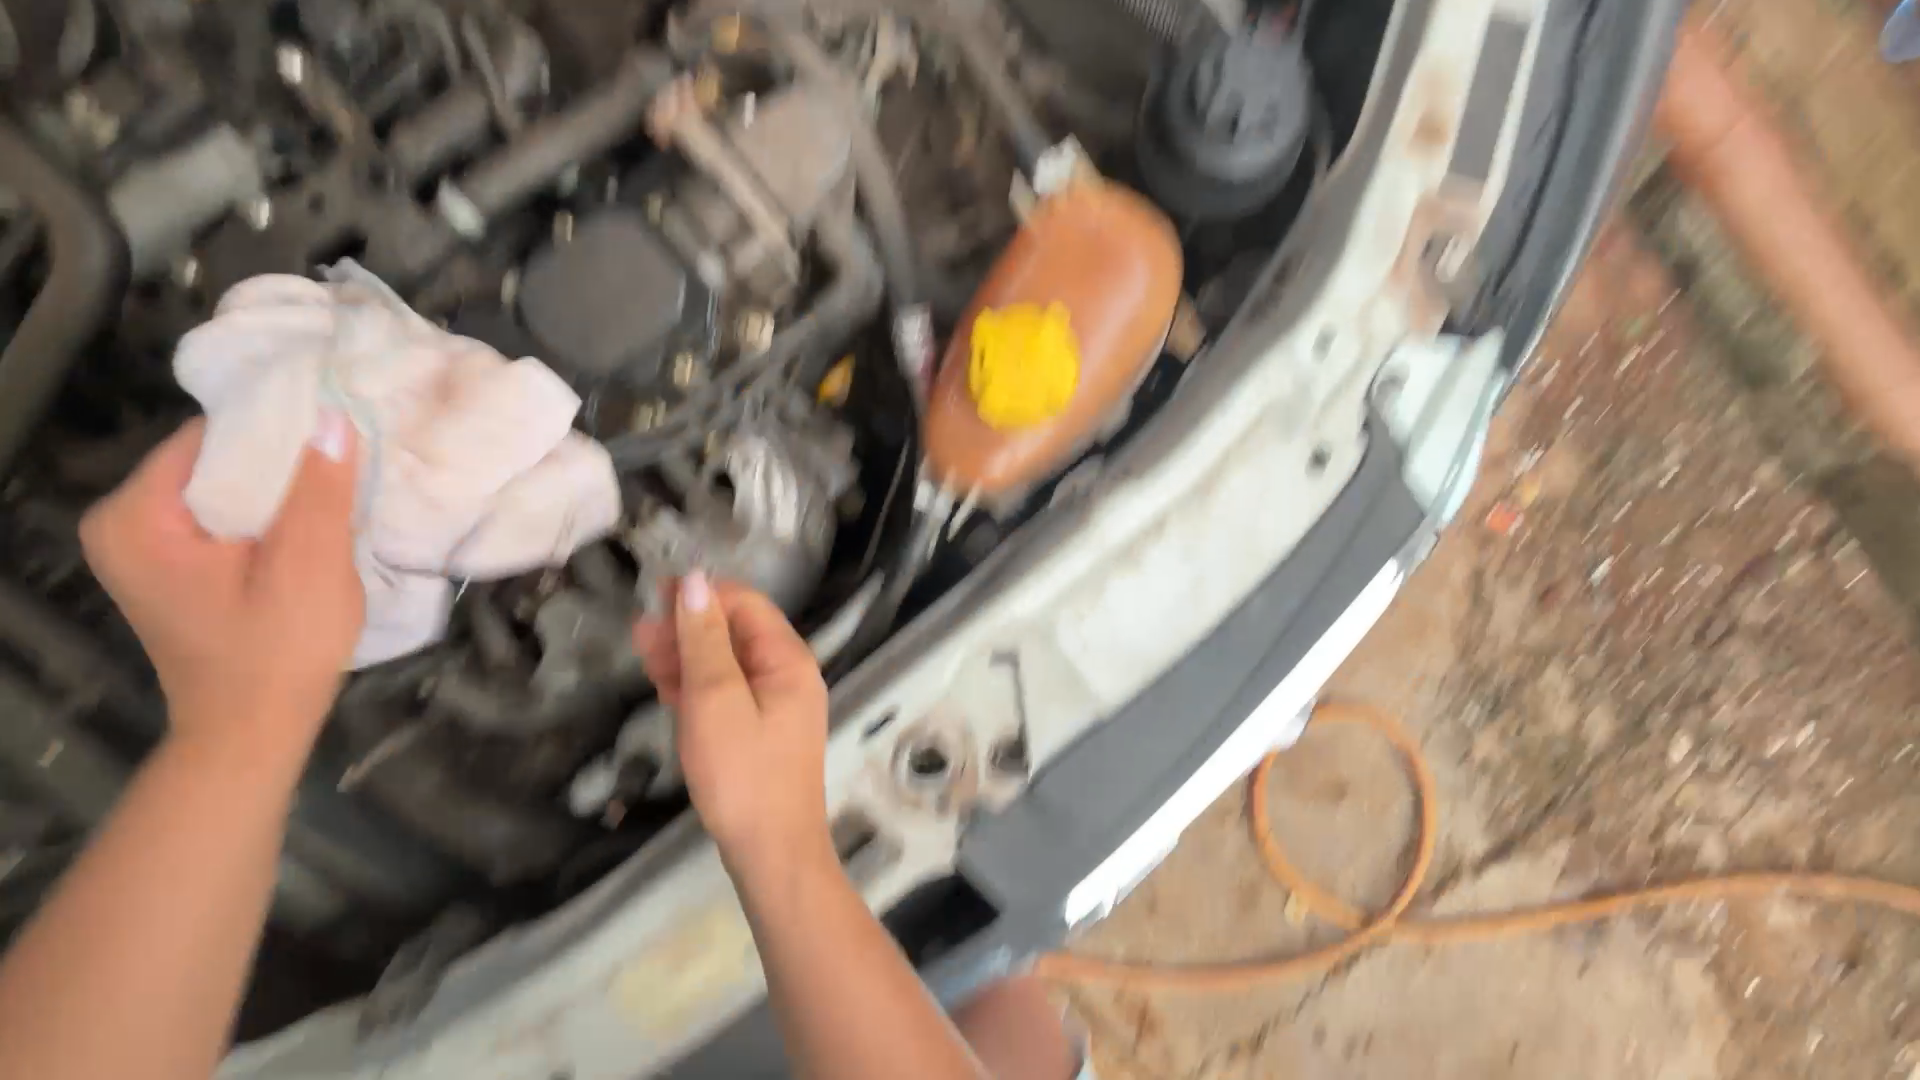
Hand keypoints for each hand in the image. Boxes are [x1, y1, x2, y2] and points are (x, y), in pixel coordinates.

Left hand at [79, 413, 364, 763]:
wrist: (255, 728)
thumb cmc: (278, 649)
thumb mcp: (309, 564)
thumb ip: (319, 490)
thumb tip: (334, 417)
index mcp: (136, 518)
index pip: (210, 439)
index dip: (279, 431)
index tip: (340, 432)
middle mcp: (123, 525)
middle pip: (215, 464)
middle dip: (283, 463)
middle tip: (349, 464)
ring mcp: (145, 549)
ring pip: (226, 492)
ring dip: (283, 493)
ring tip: (340, 493)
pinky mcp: (174, 570)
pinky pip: (226, 520)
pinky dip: (270, 519)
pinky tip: (312, 529)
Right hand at [632, 573, 832, 873]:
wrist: (771, 852)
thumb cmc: (742, 773)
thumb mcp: (715, 699)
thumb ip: (705, 640)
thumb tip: (695, 581)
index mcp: (788, 659)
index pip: (747, 604)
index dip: (703, 594)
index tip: (655, 595)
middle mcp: (788, 675)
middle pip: (736, 632)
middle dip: (689, 625)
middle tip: (639, 631)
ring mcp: (775, 705)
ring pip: (727, 664)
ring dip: (688, 655)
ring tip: (642, 653)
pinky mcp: (760, 731)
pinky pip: (728, 694)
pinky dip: (697, 686)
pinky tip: (665, 684)